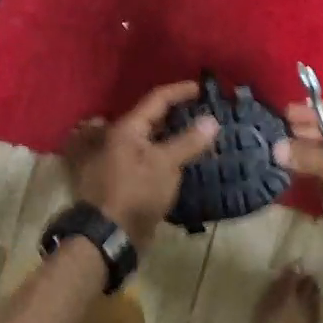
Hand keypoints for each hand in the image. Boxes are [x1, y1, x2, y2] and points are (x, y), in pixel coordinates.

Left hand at [65, 81, 219, 250]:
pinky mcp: (126, 180)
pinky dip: (167, 154)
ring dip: (173, 135)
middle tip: (202, 110)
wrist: (111, 234)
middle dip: (177, 112)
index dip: (180, 91)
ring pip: (151, 139)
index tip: (202, 88)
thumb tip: (212, 120)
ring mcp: (120, 160)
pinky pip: (149, 158)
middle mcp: (120, 139)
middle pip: (152, 118)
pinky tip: (183, 159)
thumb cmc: (137, 192)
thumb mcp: (166, 164)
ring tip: (197, 134)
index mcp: (127, 128)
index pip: (157, 99)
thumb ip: (188, 141)